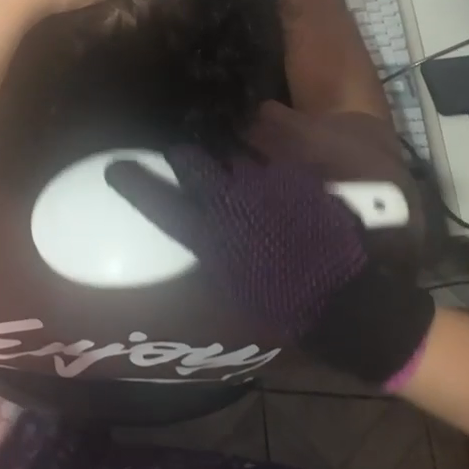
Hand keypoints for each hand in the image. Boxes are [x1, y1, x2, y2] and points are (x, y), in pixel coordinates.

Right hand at [105, 143, 435, 386]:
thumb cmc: (292, 309)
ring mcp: (263, 186)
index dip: (133, 182)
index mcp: (207, 235)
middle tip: (183, 158)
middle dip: (185, 160)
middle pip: (192, 165)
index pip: (158, 201)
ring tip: (237, 171)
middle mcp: (229, 203)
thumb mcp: (237, 288)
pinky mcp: (297, 178)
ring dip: (232, 164)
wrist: (353, 303)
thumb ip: (213, 253)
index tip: (115, 168)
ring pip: (235, 160)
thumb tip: (201, 233)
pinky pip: (273, 163)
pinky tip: (277, 178)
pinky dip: (270, 168)